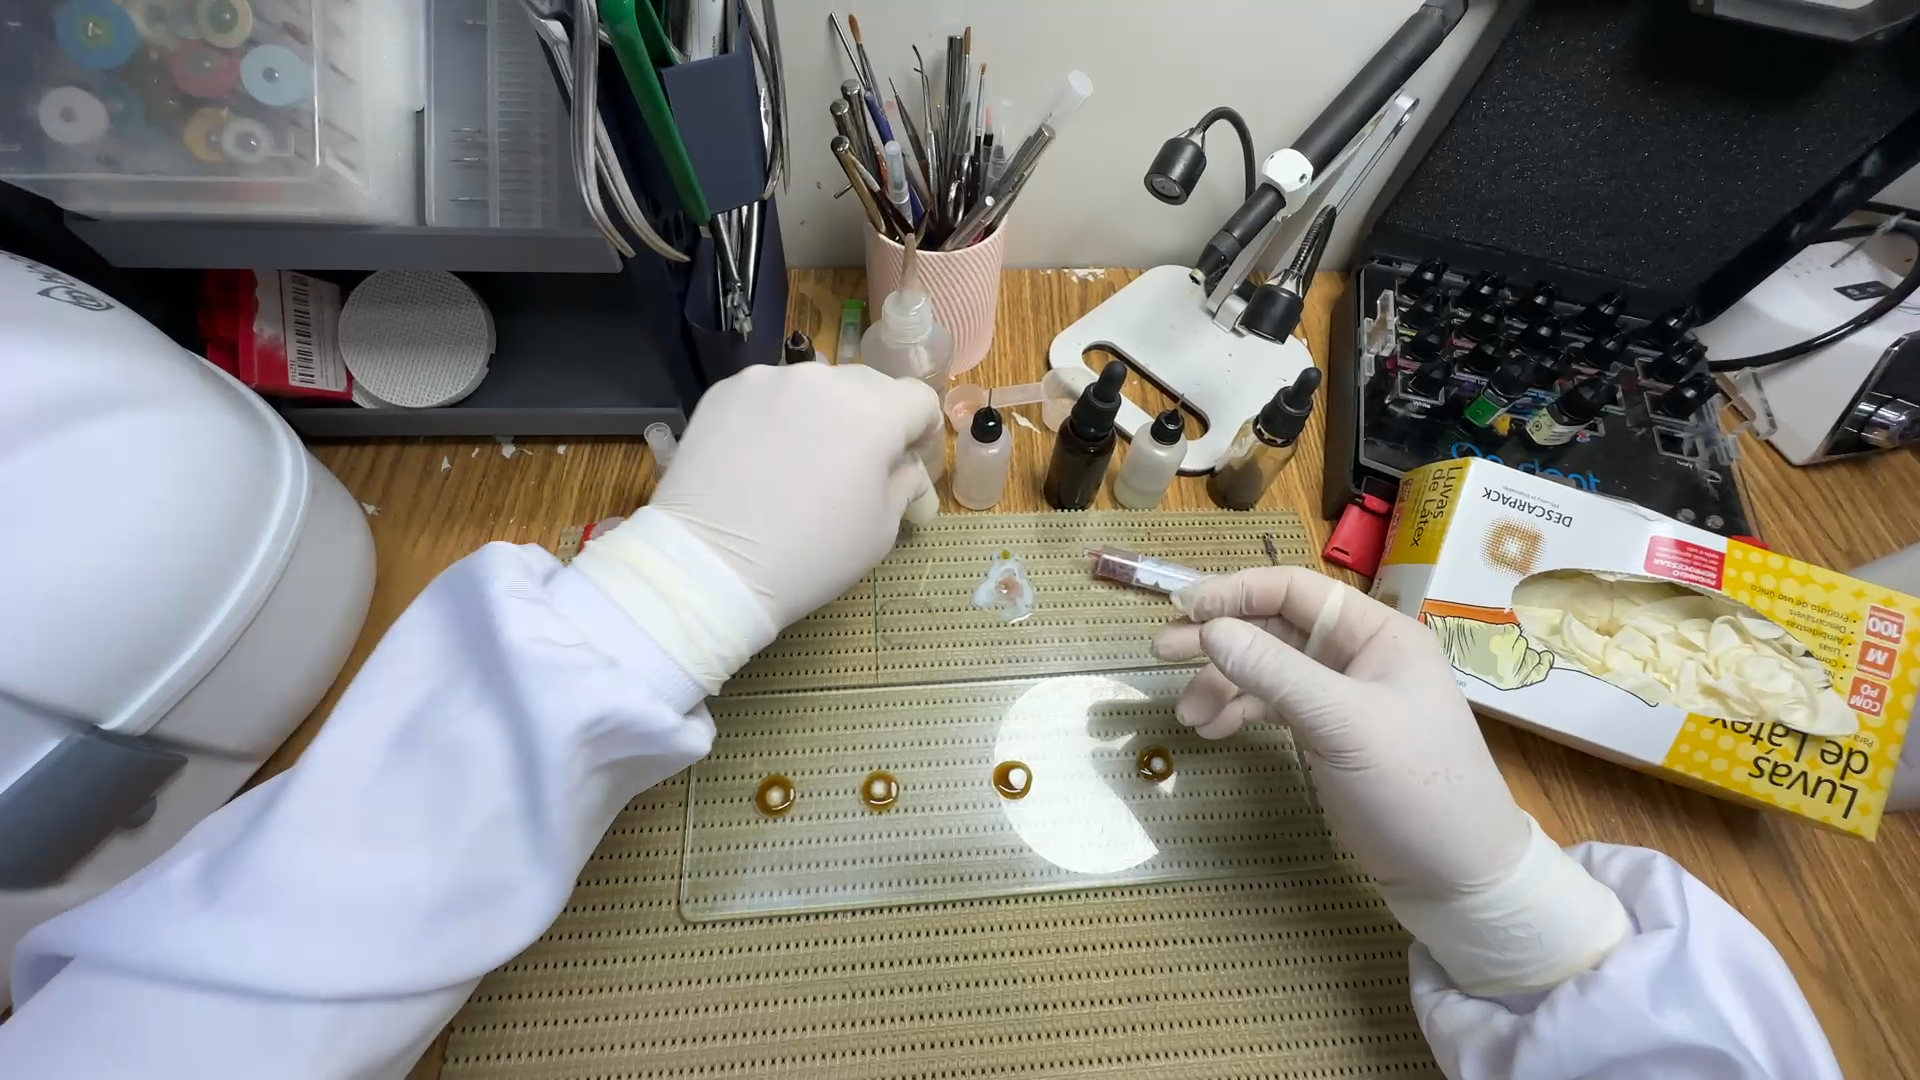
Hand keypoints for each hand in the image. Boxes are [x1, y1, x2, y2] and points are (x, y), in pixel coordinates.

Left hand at [651, 362, 940, 627]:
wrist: (712, 565)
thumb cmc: (810, 555)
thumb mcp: (879, 531)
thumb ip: (903, 484)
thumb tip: (904, 466)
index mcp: (873, 413)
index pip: (919, 398)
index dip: (922, 429)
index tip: (907, 458)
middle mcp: (823, 381)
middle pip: (869, 385)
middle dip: (875, 417)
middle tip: (856, 462)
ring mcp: (769, 380)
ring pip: (817, 387)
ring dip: (824, 413)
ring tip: (802, 459)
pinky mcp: (726, 390)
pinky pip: (771, 394)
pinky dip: (779, 415)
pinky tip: (762, 456)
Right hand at [1151, 567, 1530, 894]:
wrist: (1458, 881)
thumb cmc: (1415, 789)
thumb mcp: (1343, 724)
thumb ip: (1274, 672)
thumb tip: (1208, 629)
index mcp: (1374, 632)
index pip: (1292, 589)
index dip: (1233, 592)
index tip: (1180, 608)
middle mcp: (1354, 652)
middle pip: (1269, 626)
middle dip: (1216, 638)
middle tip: (1160, 652)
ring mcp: (1337, 692)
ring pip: (1263, 667)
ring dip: (1220, 684)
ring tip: (1186, 715)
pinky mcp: (1324, 728)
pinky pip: (1268, 702)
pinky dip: (1237, 711)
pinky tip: (1212, 732)